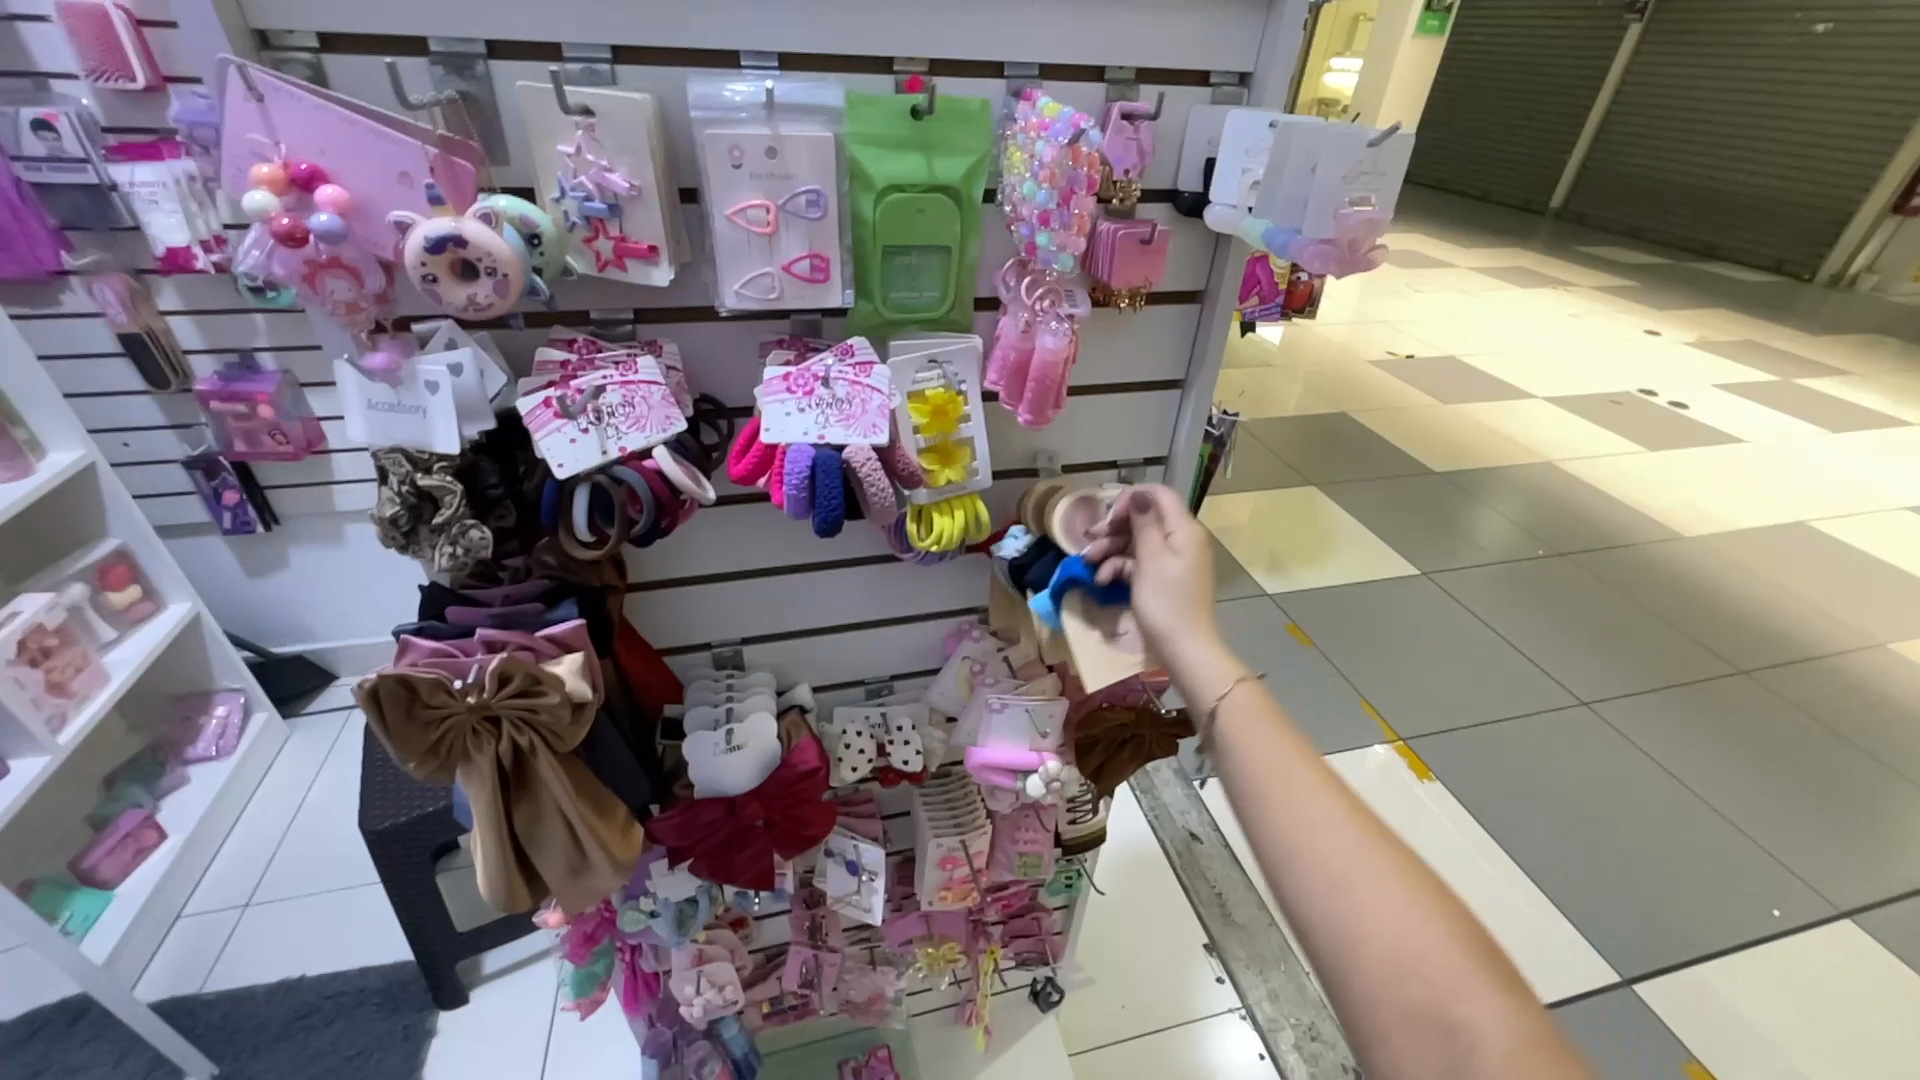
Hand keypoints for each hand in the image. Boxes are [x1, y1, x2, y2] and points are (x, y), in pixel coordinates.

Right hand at [1081, 484, 1218, 658]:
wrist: (1184, 649)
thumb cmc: (1167, 603)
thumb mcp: (1151, 560)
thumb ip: (1144, 523)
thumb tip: (1138, 495)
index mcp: (1183, 529)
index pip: (1158, 495)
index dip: (1130, 499)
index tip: (1109, 518)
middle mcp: (1180, 539)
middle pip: (1143, 519)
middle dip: (1113, 528)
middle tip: (1089, 539)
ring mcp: (1171, 560)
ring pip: (1136, 542)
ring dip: (1110, 549)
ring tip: (1088, 562)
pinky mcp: (1162, 578)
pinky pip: (1138, 563)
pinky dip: (1119, 568)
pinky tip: (1102, 581)